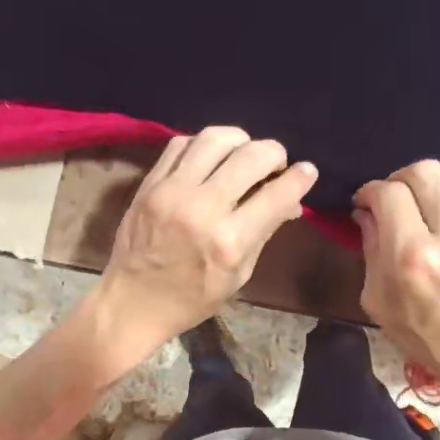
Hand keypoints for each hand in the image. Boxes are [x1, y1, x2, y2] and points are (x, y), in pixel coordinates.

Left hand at [94, 126, 317, 355]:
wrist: (132, 301)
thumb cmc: (191, 298)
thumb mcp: (238, 275)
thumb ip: (265, 231)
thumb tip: (291, 200)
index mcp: (229, 241)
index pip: (277, 194)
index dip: (300, 177)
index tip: (307, 171)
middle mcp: (202, 208)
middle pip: (251, 156)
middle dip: (274, 153)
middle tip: (275, 164)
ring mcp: (171, 191)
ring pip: (214, 138)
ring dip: (239, 140)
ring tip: (244, 154)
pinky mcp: (149, 184)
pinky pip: (180, 144)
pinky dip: (202, 145)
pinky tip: (210, 158)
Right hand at [354, 161, 439, 420]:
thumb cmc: (435, 339)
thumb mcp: (381, 304)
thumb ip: (370, 252)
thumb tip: (368, 213)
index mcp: (413, 257)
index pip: (388, 192)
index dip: (371, 191)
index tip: (368, 202)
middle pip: (422, 170)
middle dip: (400, 180)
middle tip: (397, 200)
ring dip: (435, 184)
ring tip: (431, 207)